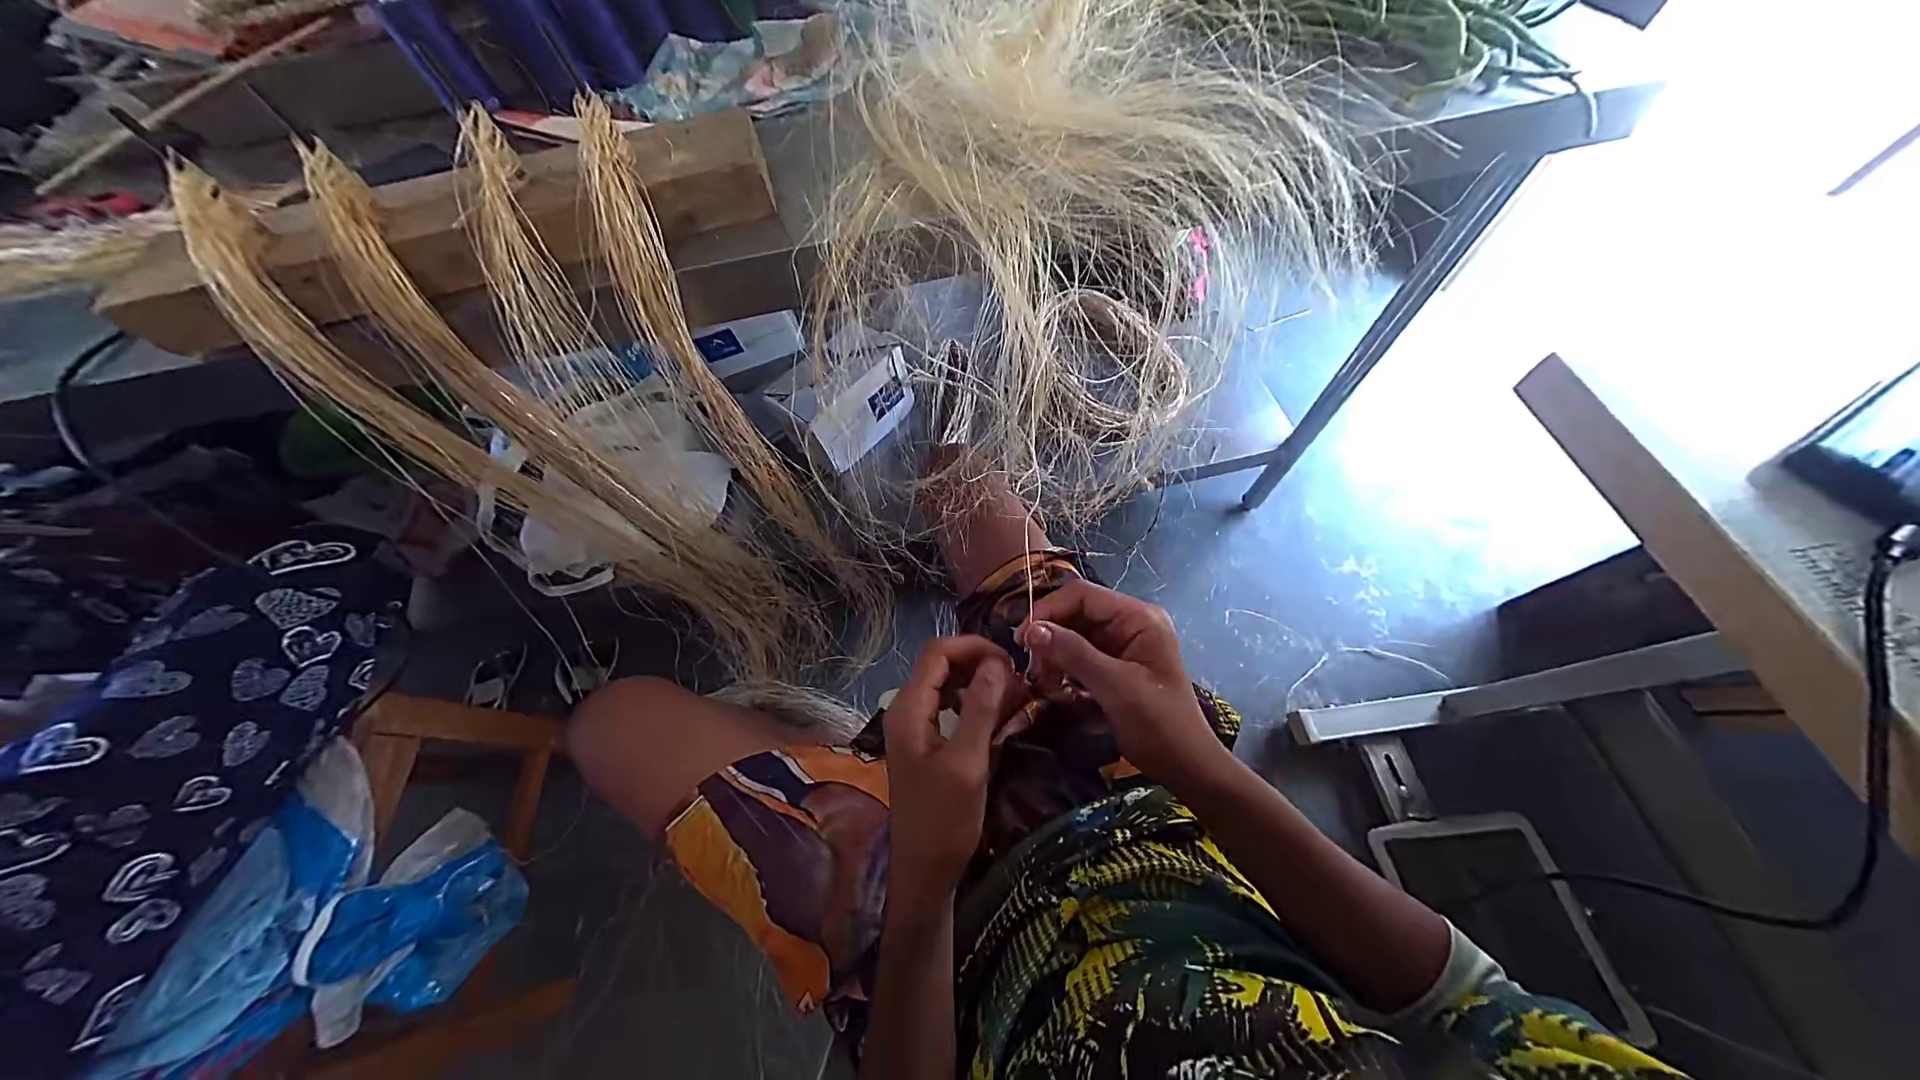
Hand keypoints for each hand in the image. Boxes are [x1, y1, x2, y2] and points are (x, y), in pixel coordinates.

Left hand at [883, 635, 1021, 895]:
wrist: (924, 871)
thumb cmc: (944, 819)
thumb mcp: (967, 763)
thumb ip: (979, 709)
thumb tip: (997, 663)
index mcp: (909, 708)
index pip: (938, 651)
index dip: (974, 646)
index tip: (1010, 661)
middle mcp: (907, 709)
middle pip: (941, 663)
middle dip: (979, 663)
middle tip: (1017, 681)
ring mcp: (915, 725)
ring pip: (947, 683)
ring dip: (979, 682)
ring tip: (1012, 695)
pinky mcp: (926, 741)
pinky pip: (949, 706)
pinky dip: (973, 703)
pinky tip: (995, 716)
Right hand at [1019, 580, 1229, 790]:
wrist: (1187, 767)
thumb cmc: (1159, 725)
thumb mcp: (1116, 687)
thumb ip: (1074, 654)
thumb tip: (1031, 630)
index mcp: (1138, 618)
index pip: (1082, 595)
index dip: (1048, 609)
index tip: (1023, 638)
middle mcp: (1129, 623)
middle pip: (1075, 613)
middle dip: (1050, 635)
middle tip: (1032, 668)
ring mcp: (1121, 644)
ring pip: (1073, 634)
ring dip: (1053, 655)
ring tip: (1043, 682)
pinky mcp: (1113, 665)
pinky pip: (1078, 655)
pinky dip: (1063, 668)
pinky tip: (1055, 688)